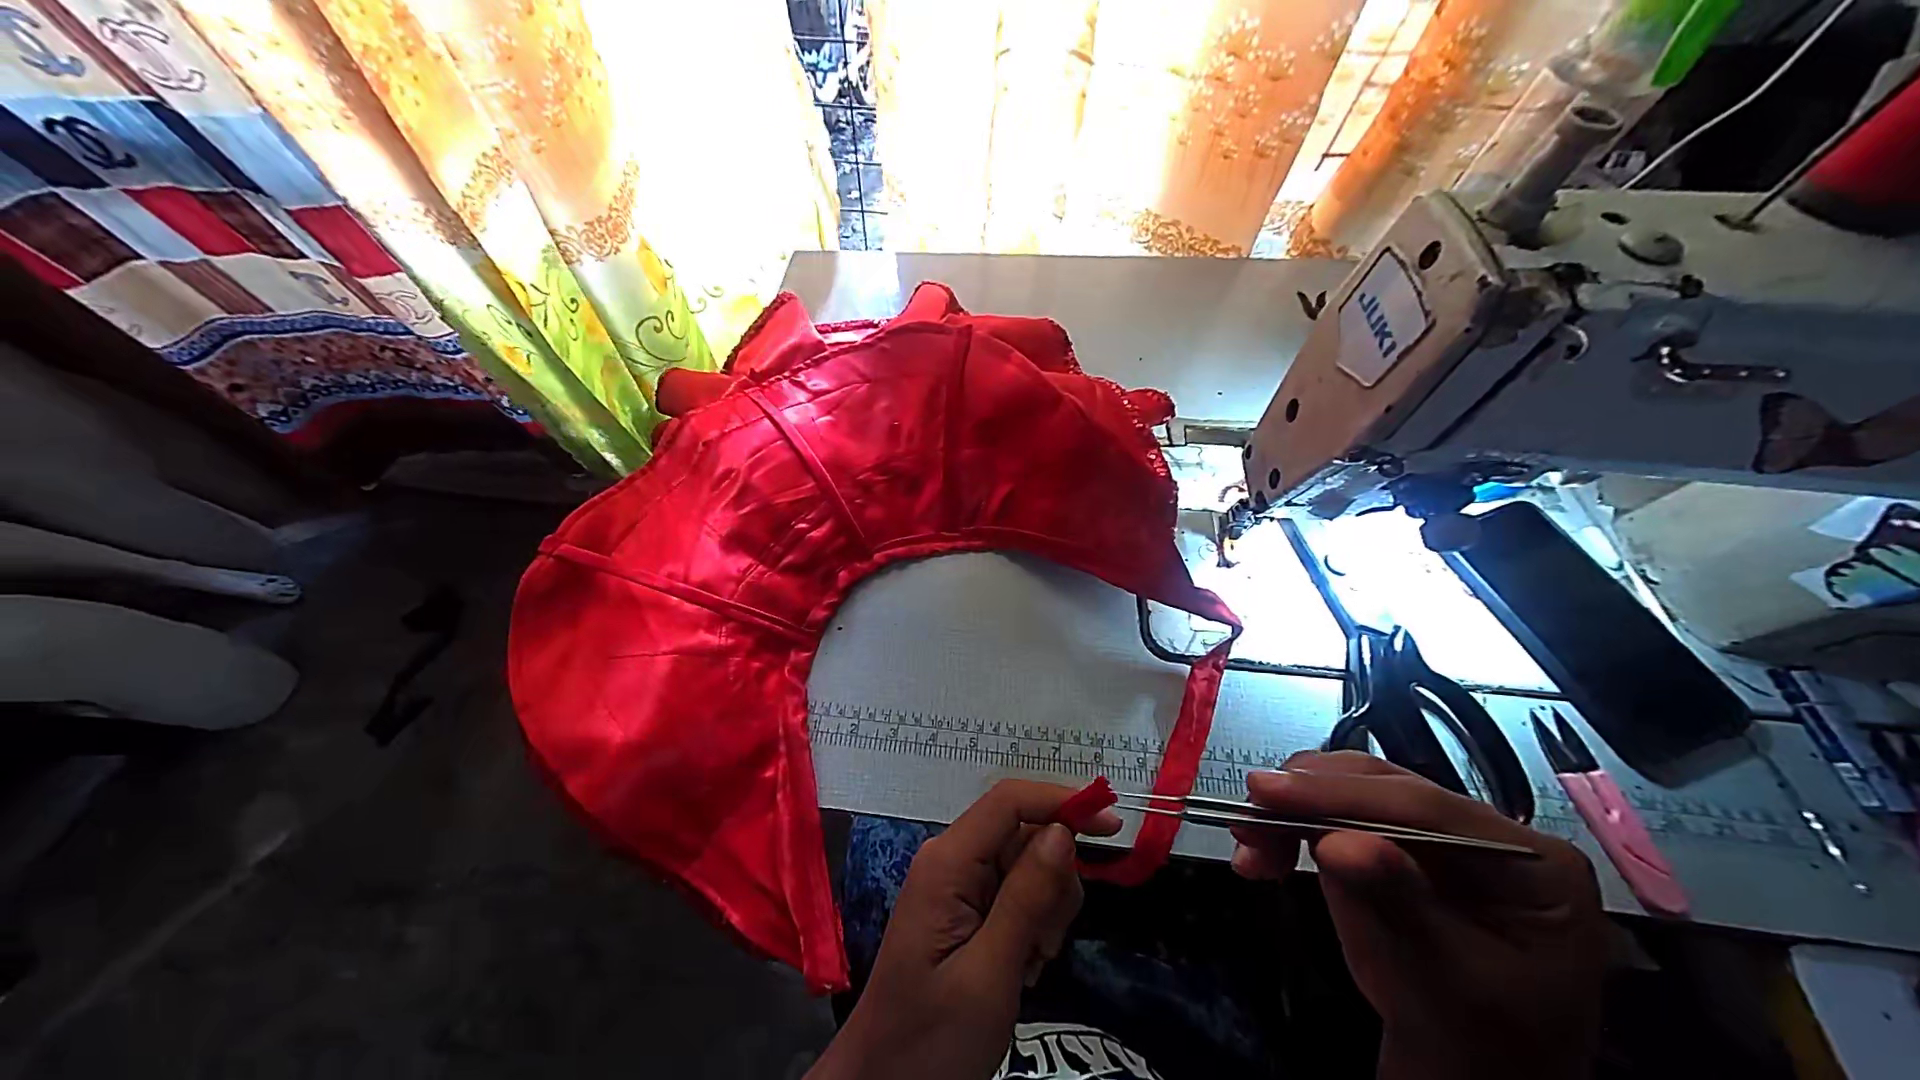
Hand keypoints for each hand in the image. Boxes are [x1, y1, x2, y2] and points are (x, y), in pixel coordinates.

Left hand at [808, 780, 1121, 1079]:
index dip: (1061, 801)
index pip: (1009, 801)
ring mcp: (959, 883)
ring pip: (1029, 865)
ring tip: (1028, 962)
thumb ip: (1027, 897)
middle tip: (1044, 943)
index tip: (1112, 826)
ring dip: (1046, 910)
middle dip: (1053, 881)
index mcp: (947, 862)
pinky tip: (1021, 965)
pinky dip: (1034, 925)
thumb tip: (1063, 831)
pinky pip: (1018, 893)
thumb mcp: (989, 973)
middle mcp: (951, 859)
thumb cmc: (932, 1037)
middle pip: (1025, 834)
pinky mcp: (967, 906)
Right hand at [1232, 751, 1606, 1079]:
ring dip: (1289, 812)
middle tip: (1249, 820)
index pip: (1425, 806)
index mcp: (1529, 862)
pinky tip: (1262, 855)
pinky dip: (1288, 829)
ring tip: (1249, 847)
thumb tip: (1336, 844)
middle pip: (1380, 786)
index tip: (1268, 791)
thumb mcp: (1446, 979)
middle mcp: (1480, 831)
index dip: (1341, 794)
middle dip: (1306, 799)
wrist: (1464, 1072)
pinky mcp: (1391, 841)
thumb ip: (1398, 904)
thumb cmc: (1474, 1038)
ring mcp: (1433, 833)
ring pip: (1347, 790)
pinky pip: (1331, 817)